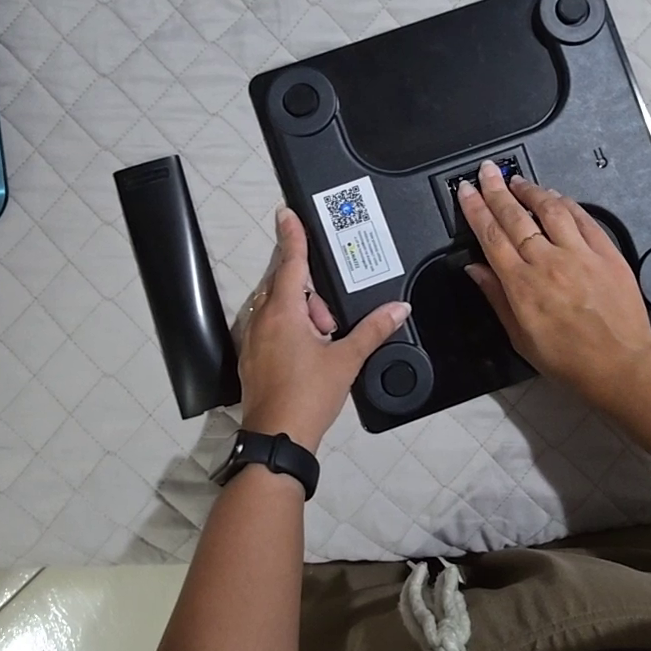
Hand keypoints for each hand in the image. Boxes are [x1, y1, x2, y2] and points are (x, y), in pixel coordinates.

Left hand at [233, 206, 410, 451]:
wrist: (277, 439)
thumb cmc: (310, 394)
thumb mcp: (346, 360)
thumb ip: (373, 329)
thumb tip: (400, 309)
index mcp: (283, 312)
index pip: (291, 263)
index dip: (292, 236)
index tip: (285, 212)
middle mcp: (261, 319)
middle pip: (285, 286)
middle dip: (311, 295)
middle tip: (332, 325)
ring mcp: (251, 339)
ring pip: (276, 308)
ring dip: (301, 314)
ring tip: (323, 342)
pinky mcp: (250, 357)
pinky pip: (269, 327)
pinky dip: (288, 329)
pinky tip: (306, 353)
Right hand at [457, 161, 650, 401]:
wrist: (620, 365)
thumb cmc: (568, 360)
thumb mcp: (520, 337)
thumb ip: (496, 297)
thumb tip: (475, 269)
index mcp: (521, 284)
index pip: (491, 236)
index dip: (476, 209)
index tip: (467, 191)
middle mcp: (548, 262)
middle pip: (515, 217)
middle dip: (497, 190)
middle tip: (487, 171)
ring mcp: (579, 254)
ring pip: (550, 210)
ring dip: (531, 191)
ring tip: (518, 180)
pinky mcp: (606, 253)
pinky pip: (584, 218)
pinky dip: (567, 203)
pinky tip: (556, 196)